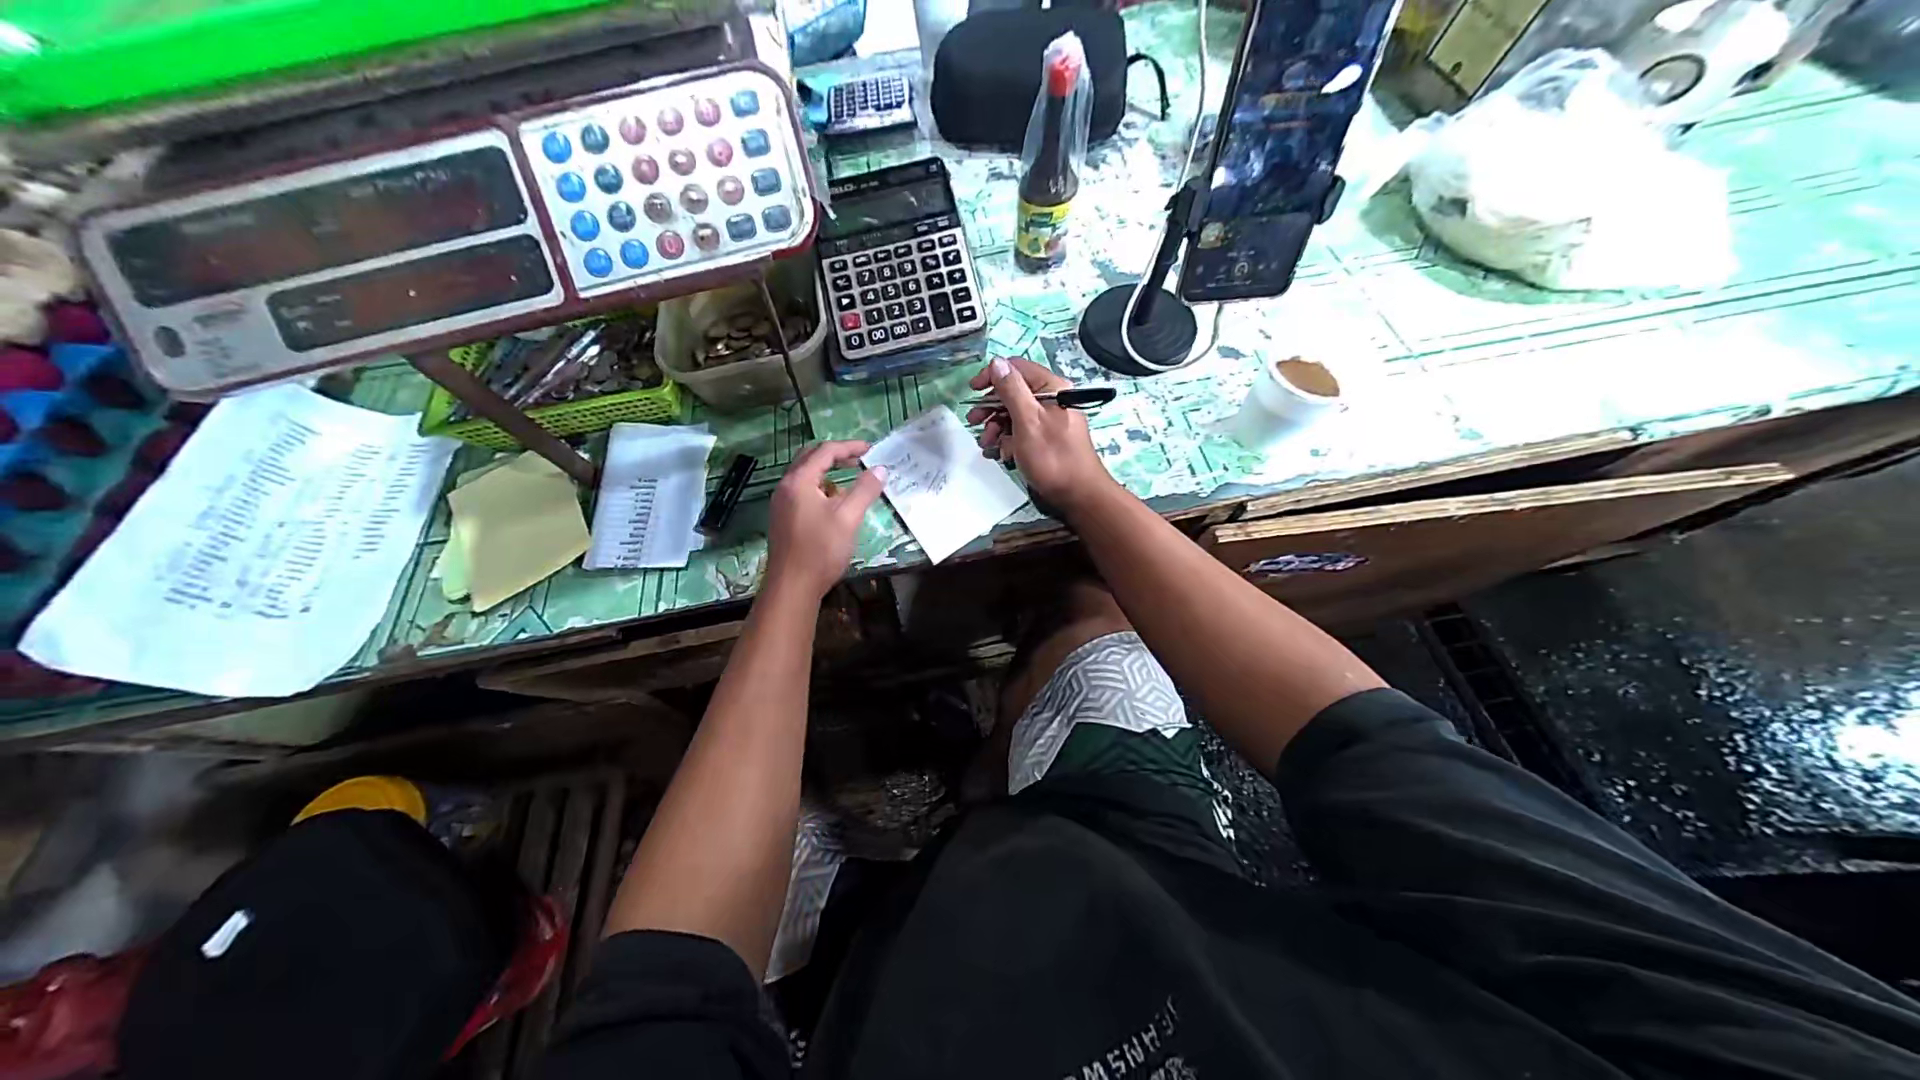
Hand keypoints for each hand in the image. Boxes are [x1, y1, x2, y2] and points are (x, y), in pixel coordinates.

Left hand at [764, 440, 886, 600]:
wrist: (792, 586)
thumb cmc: (821, 550)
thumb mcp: (849, 517)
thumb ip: (865, 490)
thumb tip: (880, 469)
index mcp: (799, 481)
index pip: (825, 451)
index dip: (849, 447)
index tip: (871, 450)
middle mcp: (785, 487)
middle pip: (810, 458)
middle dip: (836, 455)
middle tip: (859, 459)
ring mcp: (781, 503)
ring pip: (805, 476)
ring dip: (828, 473)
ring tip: (851, 482)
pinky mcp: (783, 518)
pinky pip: (802, 492)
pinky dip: (820, 489)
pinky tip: (835, 505)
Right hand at [966, 356, 1116, 520]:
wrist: (1077, 494)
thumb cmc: (1053, 456)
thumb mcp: (1028, 420)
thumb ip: (1011, 390)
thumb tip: (996, 362)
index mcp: (1051, 388)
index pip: (1017, 368)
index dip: (993, 376)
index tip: (973, 390)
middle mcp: (1051, 400)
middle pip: (1013, 392)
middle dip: (991, 406)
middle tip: (974, 421)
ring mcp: (1048, 420)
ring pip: (1014, 414)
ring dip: (996, 426)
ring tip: (986, 443)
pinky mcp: (1045, 439)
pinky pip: (1021, 431)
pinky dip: (1007, 439)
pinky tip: (999, 452)